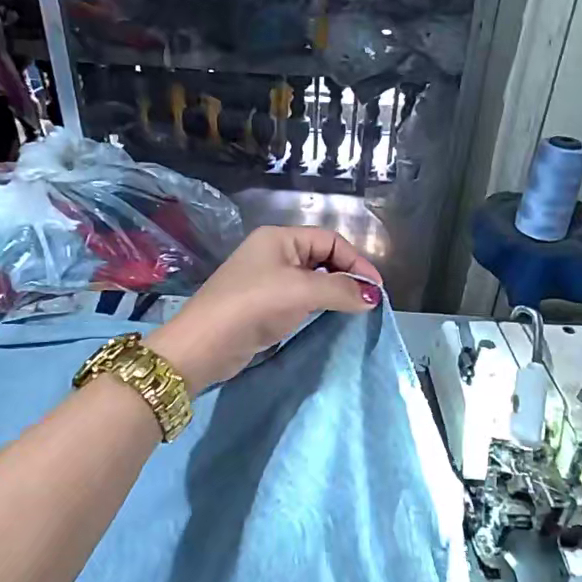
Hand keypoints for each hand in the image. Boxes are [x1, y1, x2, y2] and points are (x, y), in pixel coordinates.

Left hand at [144, 225, 380, 393]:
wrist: (205, 343)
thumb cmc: (253, 306)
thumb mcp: (301, 291)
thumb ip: (340, 289)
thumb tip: (371, 296)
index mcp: (278, 238)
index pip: (329, 240)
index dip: (356, 261)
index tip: (376, 291)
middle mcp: (271, 253)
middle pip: (321, 257)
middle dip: (346, 276)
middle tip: (367, 304)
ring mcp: (265, 279)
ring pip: (310, 280)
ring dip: (332, 293)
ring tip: (353, 313)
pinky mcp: (261, 305)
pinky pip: (298, 299)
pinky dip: (316, 306)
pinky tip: (326, 320)